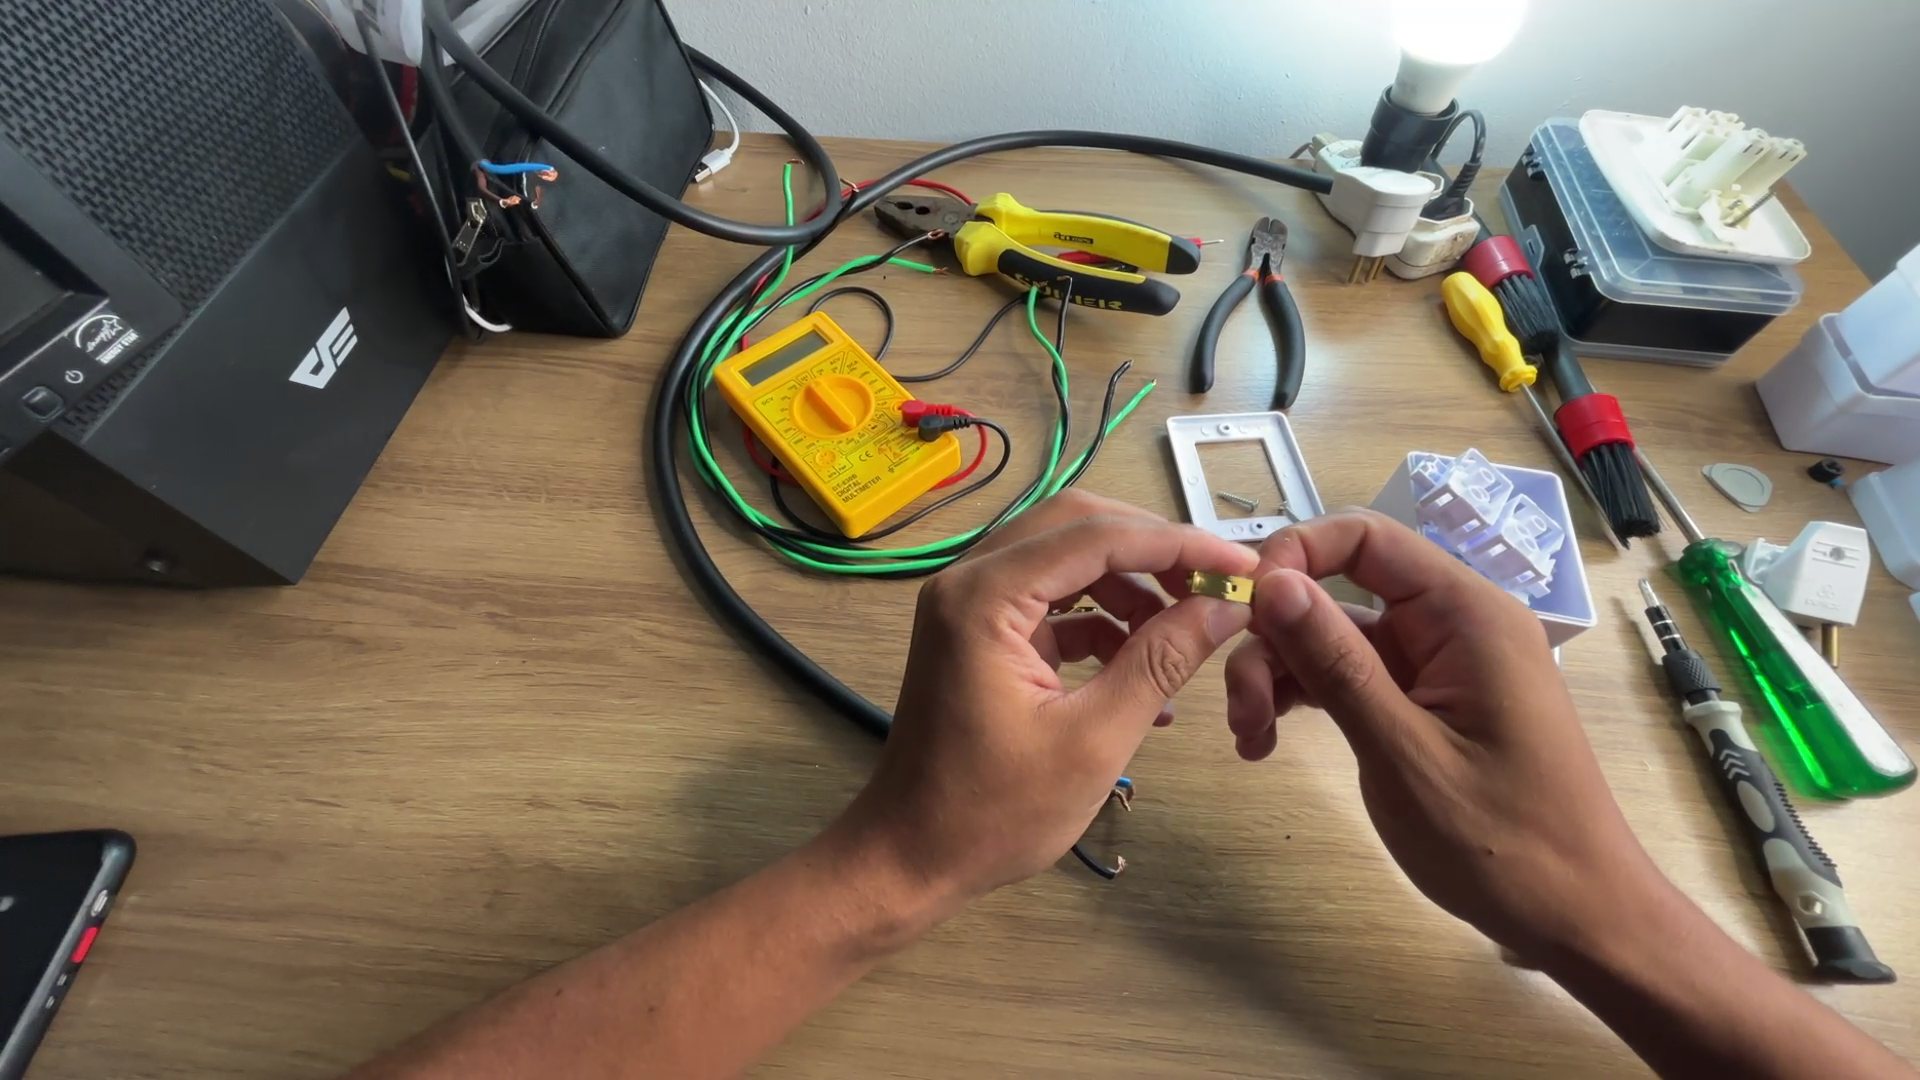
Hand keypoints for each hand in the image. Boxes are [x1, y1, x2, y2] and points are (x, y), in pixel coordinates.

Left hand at [837, 491, 1258, 905]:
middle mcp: (969, 580)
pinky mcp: (980, 631)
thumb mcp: (1092, 741)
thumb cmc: (993, 813)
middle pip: (1075, 527)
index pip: (1094, 535)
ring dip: (1127, 586)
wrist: (910, 855)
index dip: (1175, 543)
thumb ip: (1160, 662)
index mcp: (983, 597)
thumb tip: (1224, 606)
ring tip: (1183, 634)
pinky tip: (1142, 668)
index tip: (1240, 563)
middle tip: (1213, 584)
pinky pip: (1050, 602)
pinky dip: (1099, 621)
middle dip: (1150, 551)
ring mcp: (970, 604)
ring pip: (1064, 560)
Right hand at [1223, 509, 1671, 959]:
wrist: (1572, 920)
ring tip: (1250, 737)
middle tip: (1240, 708)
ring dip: (1273, 678)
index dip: (1294, 554)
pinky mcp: (1406, 693)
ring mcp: (1422, 659)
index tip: (1242, 607)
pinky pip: (1333, 672)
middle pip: (1328, 593)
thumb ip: (1336, 661)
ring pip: (1320, 636)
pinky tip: (1264, 740)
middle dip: (1272, 641)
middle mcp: (1442, 622)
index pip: (1364, 537)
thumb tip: (1271, 582)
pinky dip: (1293, 699)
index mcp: (1463, 614)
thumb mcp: (1403, 751)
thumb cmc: (1503, 841)